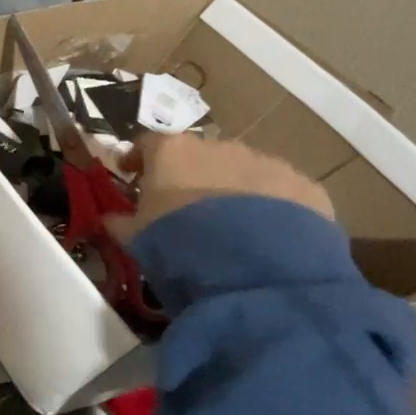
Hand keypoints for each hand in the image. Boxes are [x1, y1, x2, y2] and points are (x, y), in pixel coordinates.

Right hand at [104, 133, 333, 243]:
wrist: (257, 271)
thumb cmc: (178, 243)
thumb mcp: (135, 238)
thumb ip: (119, 222)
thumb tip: (109, 218)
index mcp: (171, 150)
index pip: (147, 143)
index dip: (139, 159)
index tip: (133, 175)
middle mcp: (218, 146)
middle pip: (199, 154)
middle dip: (190, 174)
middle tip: (184, 205)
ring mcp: (267, 162)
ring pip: (243, 170)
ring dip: (232, 188)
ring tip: (231, 224)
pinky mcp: (306, 187)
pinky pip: (281, 192)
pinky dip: (271, 205)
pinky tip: (268, 234)